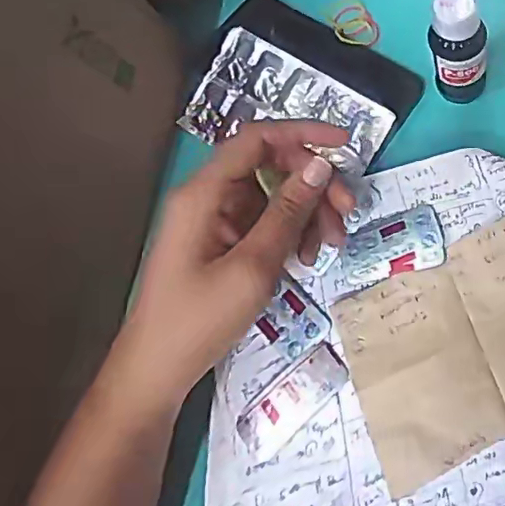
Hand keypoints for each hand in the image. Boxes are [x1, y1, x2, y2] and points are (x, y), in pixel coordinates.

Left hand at [112, 120, 357, 401]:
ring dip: (309, 215)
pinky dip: (293, 235)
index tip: (343, 143)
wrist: (157, 372)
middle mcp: (211, 198)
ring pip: (276, 197)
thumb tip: (320, 165)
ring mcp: (218, 220)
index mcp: (205, 193)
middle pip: (272, 168)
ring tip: (328, 247)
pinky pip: (268, 223)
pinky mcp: (226, 242)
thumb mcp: (253, 266)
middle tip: (347, 213)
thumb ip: (288, 212)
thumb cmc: (198, 321)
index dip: (302, 133)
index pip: (257, 139)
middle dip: (314, 186)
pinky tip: (305, 259)